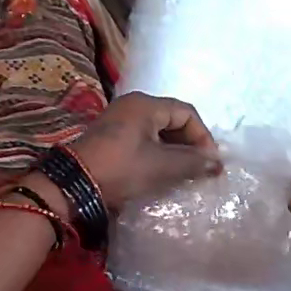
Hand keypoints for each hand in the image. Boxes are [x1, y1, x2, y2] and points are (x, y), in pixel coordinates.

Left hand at [67, 93, 222, 210]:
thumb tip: (216, 162)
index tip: (210, 162)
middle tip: (200, 168)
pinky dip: (157, 154)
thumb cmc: (121, 169)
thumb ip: (192, 162)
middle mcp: (132, 106)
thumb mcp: (161, 166)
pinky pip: (143, 140)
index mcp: (145, 105)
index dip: (203, 136)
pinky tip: (162, 173)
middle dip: (190, 144)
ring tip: (184, 173)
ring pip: (157, 132)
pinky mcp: (111, 138)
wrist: (75, 185)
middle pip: (172, 120)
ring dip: (174, 151)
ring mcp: (119, 121)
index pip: (187, 113)